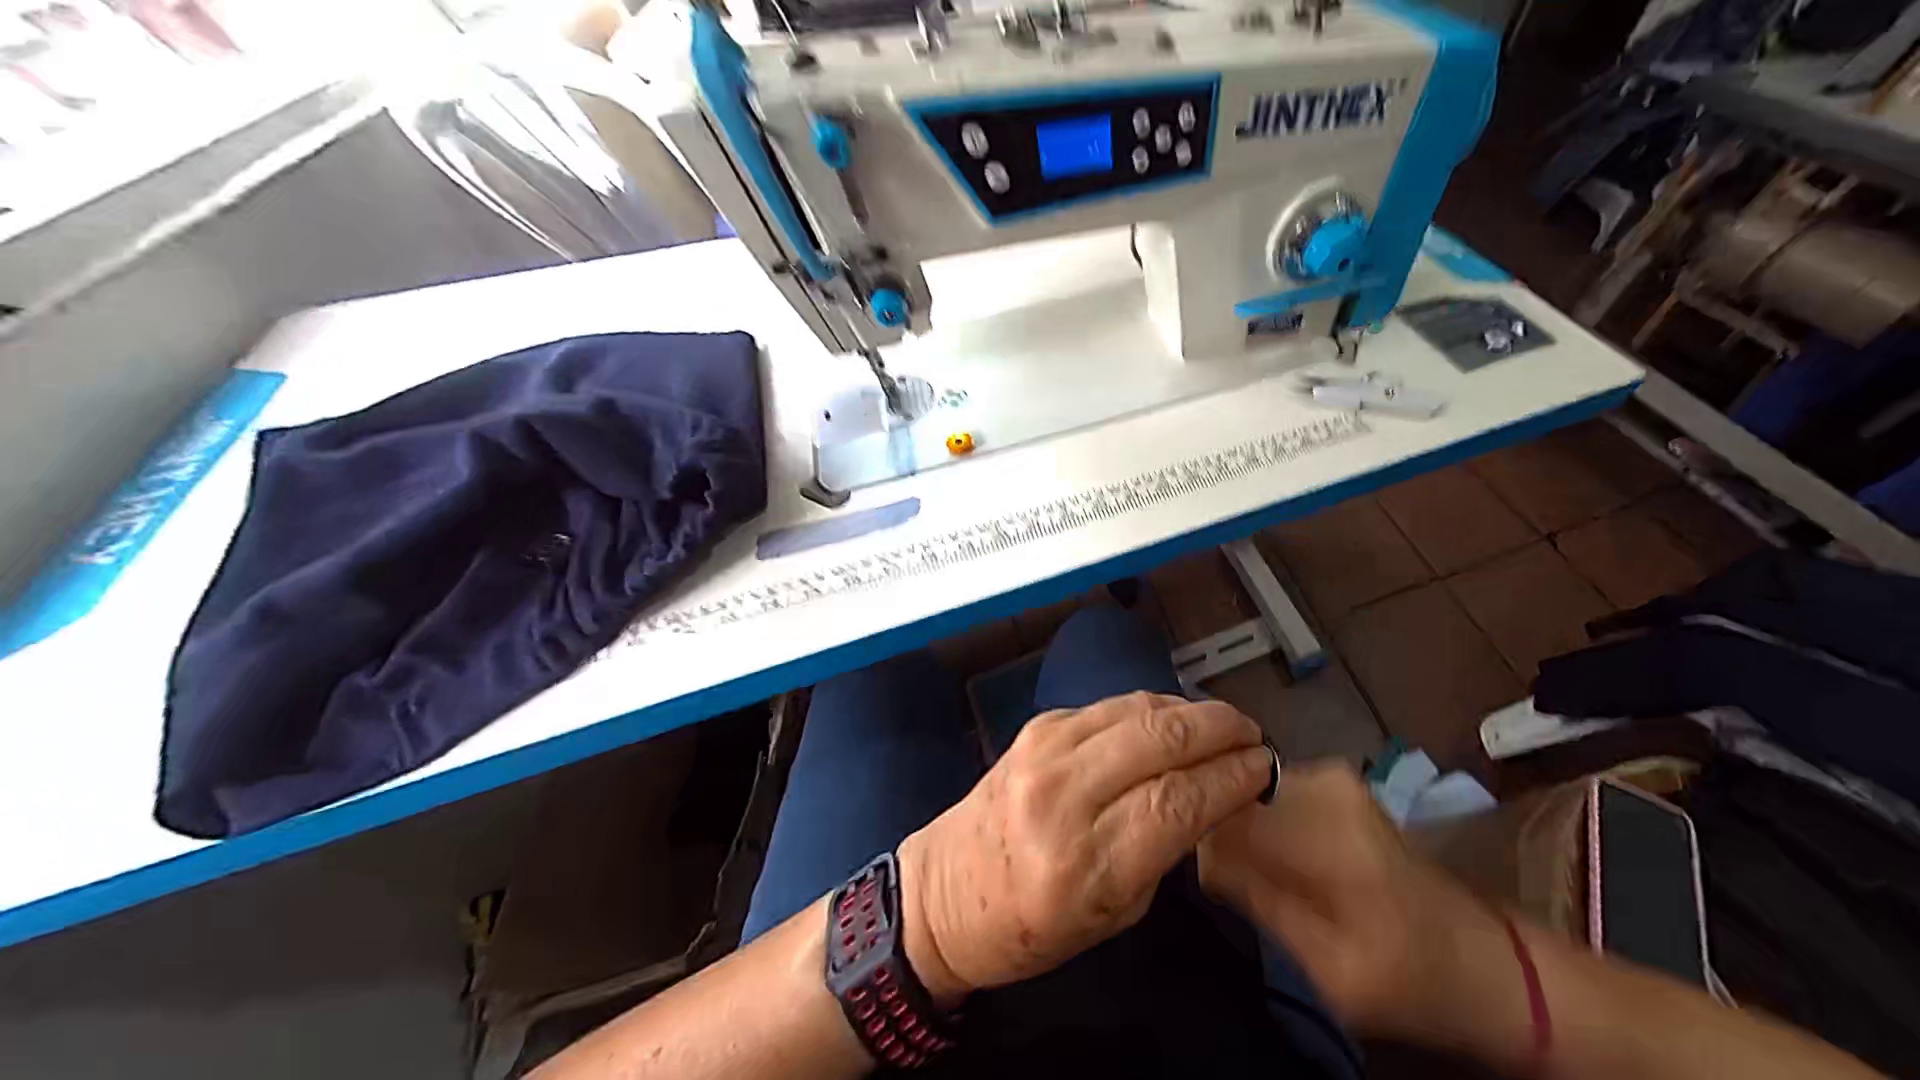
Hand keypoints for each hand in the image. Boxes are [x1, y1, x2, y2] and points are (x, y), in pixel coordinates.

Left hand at [895, 692, 1270, 1002]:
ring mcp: (1043, 753)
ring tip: (1220, 723)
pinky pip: (1103, 708)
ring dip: (1187, 710)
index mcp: (1087, 860)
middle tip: (1252, 734)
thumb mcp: (1115, 912)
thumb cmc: (1031, 923)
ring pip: (1134, 711)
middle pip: (1160, 740)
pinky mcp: (1032, 729)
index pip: (1179, 800)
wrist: (945, 890)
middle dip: (1219, 728)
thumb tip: (1212, 793)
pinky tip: (1168, 719)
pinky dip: (1146, 709)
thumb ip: (1165, 848)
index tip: (1265, 767)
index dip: (1232, 777)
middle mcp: (1063, 796)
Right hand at [1198, 761, 1488, 1035]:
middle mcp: (1323, 783)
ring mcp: (1330, 775)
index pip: (1223, 805)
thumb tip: (1197, 850)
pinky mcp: (1333, 779)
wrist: (1484, 961)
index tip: (1191, 859)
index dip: (1198, 829)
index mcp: (1326, 831)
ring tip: (1254, 869)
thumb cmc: (1408, 975)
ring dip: (1238, 822)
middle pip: (1232, 789)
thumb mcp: (1329, 966)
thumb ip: (1259, 899)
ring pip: (1245, 787)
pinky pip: (1266, 790)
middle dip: (1218, 825)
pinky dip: (1260, 818)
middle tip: (1226, 876)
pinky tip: (1277, 855)